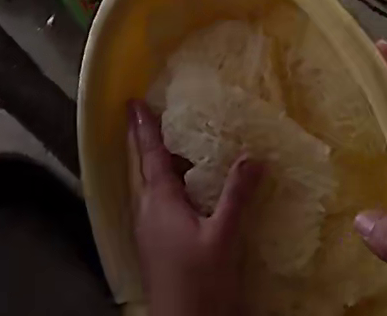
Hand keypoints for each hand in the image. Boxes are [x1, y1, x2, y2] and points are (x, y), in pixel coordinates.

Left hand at [128, 100, 264, 315]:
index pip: (149, 155)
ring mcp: (150, 230)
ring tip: (168, 138)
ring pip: (149, 184)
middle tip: (147, 111)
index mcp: (159, 202)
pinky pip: (157, 199)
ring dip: (155, 159)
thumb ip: (237, 195)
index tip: (132, 102)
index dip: (143, 127)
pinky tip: (183, 183)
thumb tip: (254, 155)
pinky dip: (166, 180)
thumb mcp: (223, 238)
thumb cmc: (200, 285)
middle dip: (144, 139)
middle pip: (143, 167)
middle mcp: (148, 211)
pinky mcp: (158, 245)